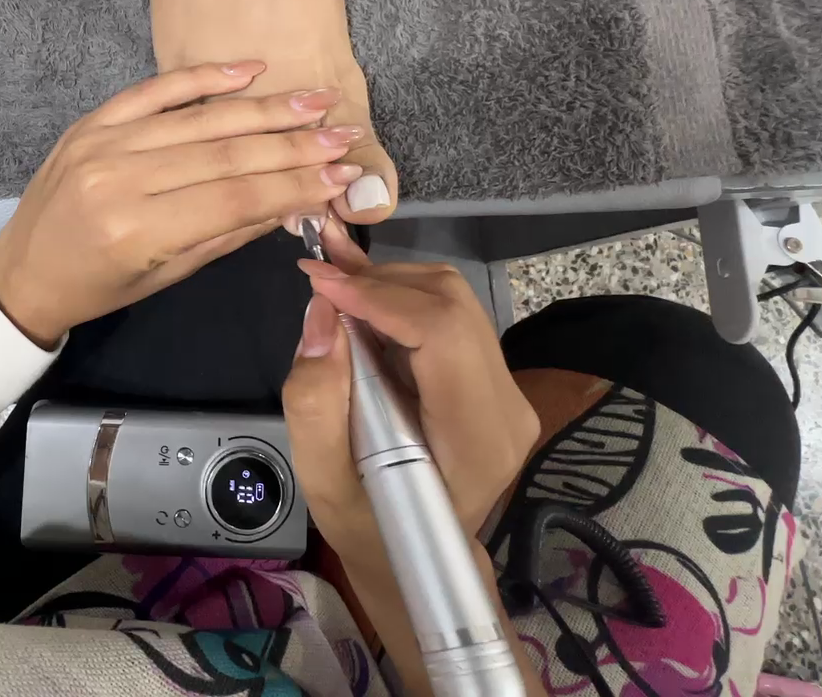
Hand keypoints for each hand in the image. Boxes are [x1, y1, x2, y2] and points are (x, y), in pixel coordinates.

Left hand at [0, 61, 364, 344]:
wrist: (24, 271)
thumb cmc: (98, 287)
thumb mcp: (167, 275)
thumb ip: (228, 233)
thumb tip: (293, 200)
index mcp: (138, 230)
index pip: (234, 199)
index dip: (294, 185)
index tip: (341, 173)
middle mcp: (120, 178)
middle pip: (223, 154)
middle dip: (291, 143)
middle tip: (342, 132)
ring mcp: (102, 143)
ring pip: (198, 120)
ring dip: (262, 109)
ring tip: (313, 100)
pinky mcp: (91, 122)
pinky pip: (153, 90)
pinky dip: (201, 78)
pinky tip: (247, 71)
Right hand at [281, 222, 538, 687]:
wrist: (412, 554)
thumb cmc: (366, 525)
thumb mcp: (322, 478)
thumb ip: (316, 402)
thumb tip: (322, 314)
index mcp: (477, 437)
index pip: (440, 333)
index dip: (378, 296)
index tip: (318, 278)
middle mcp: (506, 404)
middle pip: (449, 303)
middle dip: (377, 278)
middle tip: (316, 268)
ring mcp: (503, 387)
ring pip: (448, 298)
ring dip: (384, 280)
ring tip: (329, 273)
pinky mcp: (485, 375)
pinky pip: (443, 312)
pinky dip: (395, 292)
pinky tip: (354, 284)